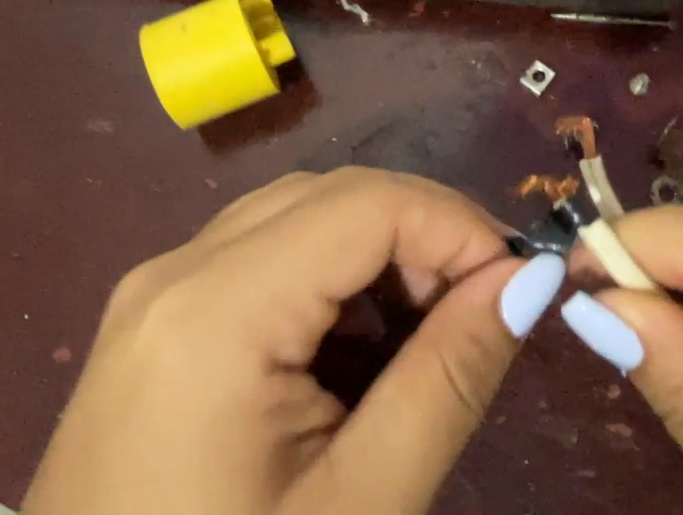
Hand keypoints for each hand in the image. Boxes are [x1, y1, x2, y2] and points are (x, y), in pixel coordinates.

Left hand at [23, 168, 546, 514]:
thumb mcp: (362, 506)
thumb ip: (450, 377)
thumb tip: (528, 278)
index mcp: (215, 312)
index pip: (368, 203)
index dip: (459, 226)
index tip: (518, 289)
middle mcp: (175, 274)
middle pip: (332, 199)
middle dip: (423, 236)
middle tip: (480, 313)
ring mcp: (154, 298)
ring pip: (298, 221)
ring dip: (380, 256)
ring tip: (425, 338)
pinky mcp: (153, 328)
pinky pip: (261, 261)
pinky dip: (330, 282)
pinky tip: (353, 358)